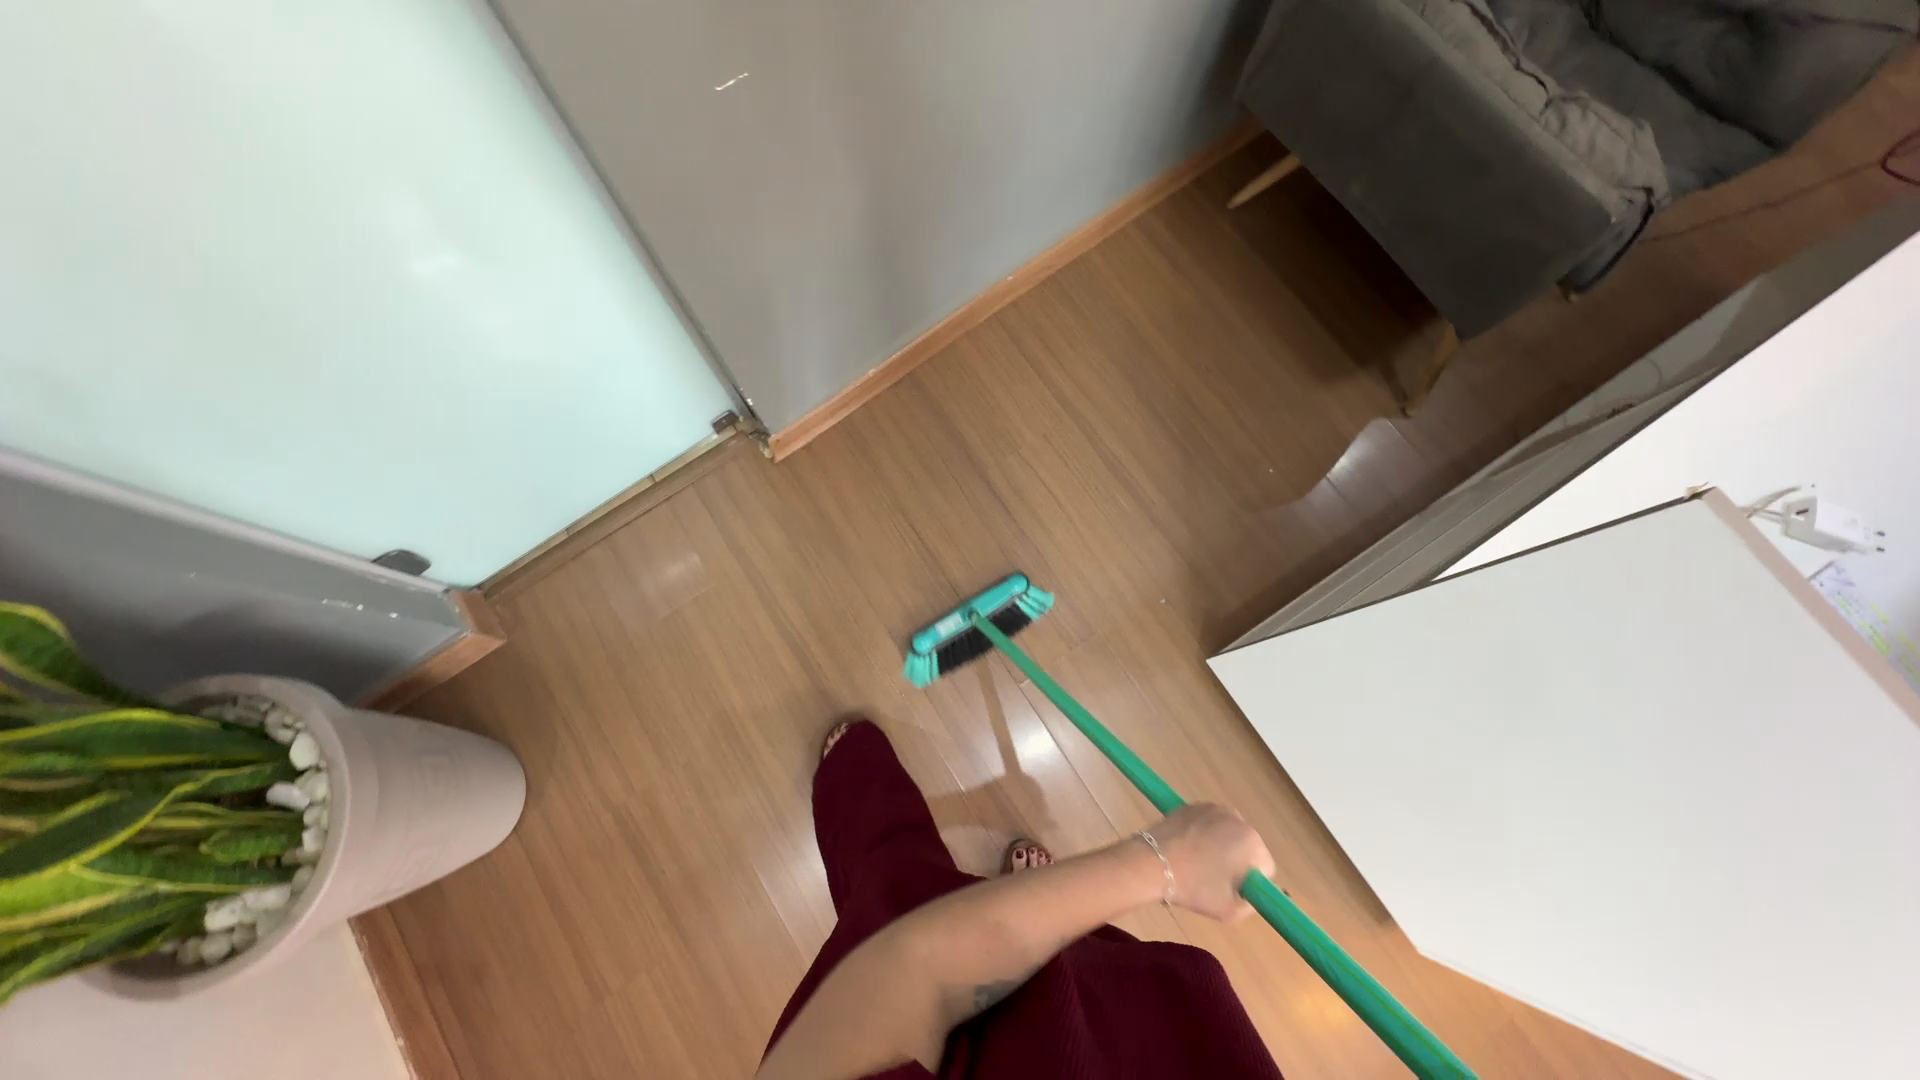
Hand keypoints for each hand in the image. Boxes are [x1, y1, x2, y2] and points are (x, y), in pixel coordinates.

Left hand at [1144, 803, 1274, 921]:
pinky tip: (1187, 848)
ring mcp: (1212, 807)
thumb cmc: (1194, 887)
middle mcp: (1237, 818)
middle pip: (1247, 847)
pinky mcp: (1192, 805)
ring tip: (1198, 863)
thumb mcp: (1231, 910)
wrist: (1151, 863)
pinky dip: (1203, 834)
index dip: (1251, 882)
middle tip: (1213, 878)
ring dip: (1220, 846)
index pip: (1265, 867)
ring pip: (1227, 833)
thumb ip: (1252, 904)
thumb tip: (1255, 893)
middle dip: (1236, 861)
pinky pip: (1208, 824)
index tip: (1232, 889)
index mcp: (1252, 842)